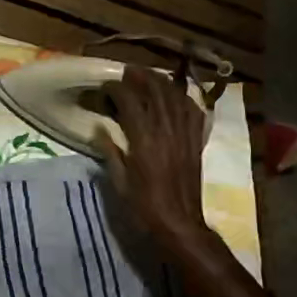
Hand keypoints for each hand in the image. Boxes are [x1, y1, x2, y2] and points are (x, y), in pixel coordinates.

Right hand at [96, 65, 211, 249]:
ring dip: (163, 83)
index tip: (106, 87)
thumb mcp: (119, 183)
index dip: (116, 89)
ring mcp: (185, 135)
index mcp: (144, 141)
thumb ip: (110, 152)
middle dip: (141, 77)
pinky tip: (176, 97)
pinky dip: (184, 99)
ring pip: (176, 97)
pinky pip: (194, 112)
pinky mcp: (197, 142)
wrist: (179, 224)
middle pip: (156, 91)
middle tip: (128, 72)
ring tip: (150, 77)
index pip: (129, 101)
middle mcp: (166, 131)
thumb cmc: (145, 208)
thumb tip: (99, 129)